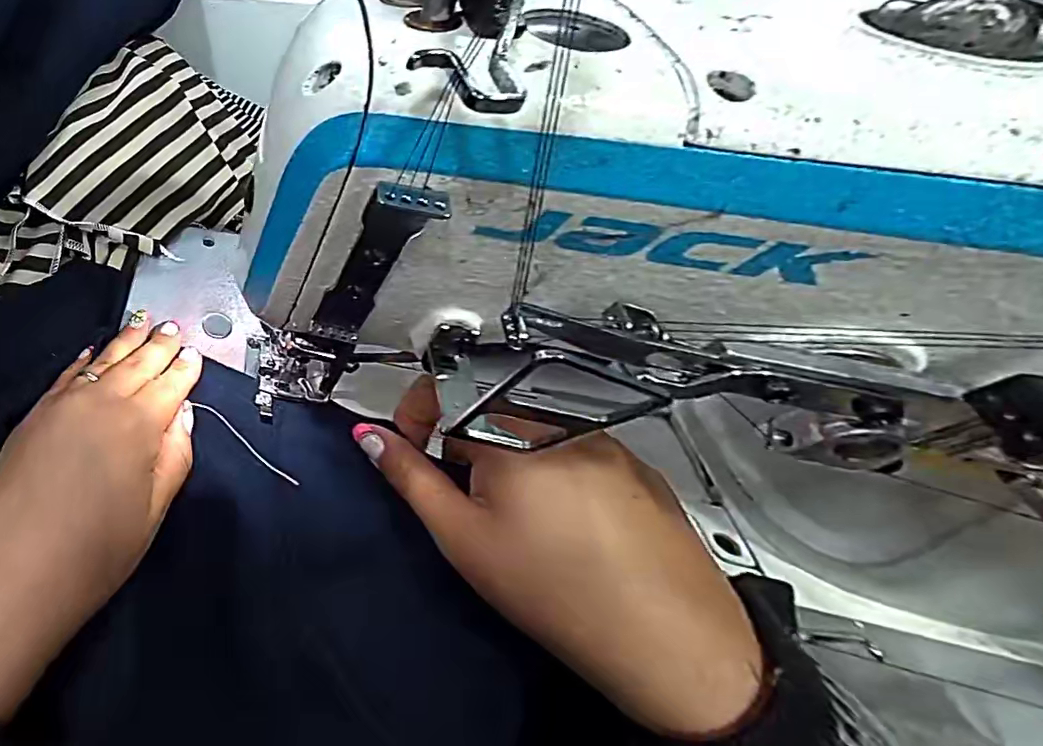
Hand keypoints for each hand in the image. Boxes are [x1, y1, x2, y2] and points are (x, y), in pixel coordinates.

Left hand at [0, 312, 200, 720]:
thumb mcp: (151, 514)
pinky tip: (94, 349)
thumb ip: (174, 457)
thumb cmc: (93, 554)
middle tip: (174, 327)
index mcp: (139, 425)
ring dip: (127, 340)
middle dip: (159, 344)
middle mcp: (103, 401)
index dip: (185, 370)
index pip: (170, 385)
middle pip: (138, 363)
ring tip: (142, 320)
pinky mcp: (37, 412)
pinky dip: (87, 357)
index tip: (195, 354)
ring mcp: (66, 402)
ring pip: (104, 360)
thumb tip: (181, 415)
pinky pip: (69, 372)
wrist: (10, 570)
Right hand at [353, 377, 765, 738]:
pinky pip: (574, 447)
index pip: (441, 391)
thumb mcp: (462, 536)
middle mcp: (562, 420)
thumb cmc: (554, 592)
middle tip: (462, 492)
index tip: (411, 449)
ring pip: (530, 428)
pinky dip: (551, 466)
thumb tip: (369, 434)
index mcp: (512, 429)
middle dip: (459, 441)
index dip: (414, 416)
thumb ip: (408, 475)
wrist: (673, 649)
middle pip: (485, 409)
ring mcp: (606, 441)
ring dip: (506, 453)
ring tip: (516, 512)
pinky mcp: (637, 465)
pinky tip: (563, 519)